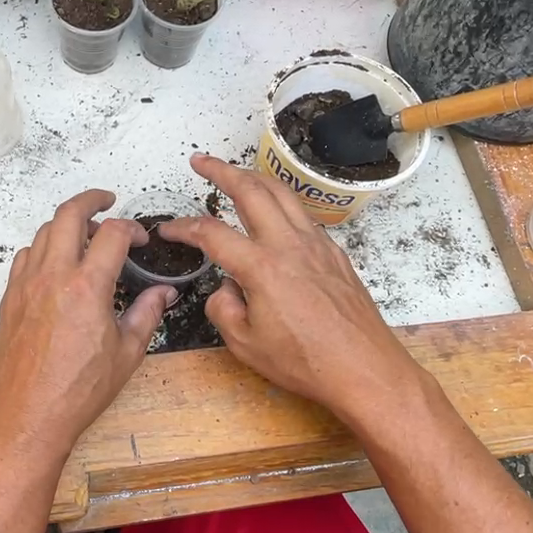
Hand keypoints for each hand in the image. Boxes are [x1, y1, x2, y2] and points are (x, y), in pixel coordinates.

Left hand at [0, 190, 175, 459]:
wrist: (28, 417)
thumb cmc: (79, 391)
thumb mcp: (127, 354)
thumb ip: (147, 314)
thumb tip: (164, 292)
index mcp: (86, 287)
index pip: (112, 233)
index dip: (132, 228)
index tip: (141, 240)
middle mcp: (52, 277)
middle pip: (68, 214)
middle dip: (91, 200)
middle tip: (107, 202)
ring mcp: (25, 286)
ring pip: (42, 233)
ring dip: (65, 225)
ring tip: (84, 235)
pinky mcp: (9, 300)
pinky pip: (25, 258)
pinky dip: (42, 249)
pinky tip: (55, 265)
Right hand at [158, 154, 427, 421]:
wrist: (365, 370)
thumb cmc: (305, 363)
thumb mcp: (245, 345)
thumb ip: (223, 308)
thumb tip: (226, 288)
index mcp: (262, 267)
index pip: (212, 234)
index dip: (183, 227)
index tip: (167, 230)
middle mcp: (290, 245)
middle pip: (252, 191)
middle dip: (222, 170)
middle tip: (200, 161)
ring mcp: (317, 245)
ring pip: (283, 194)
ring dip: (255, 177)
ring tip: (236, 173)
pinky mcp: (335, 254)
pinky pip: (303, 215)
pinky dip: (281, 202)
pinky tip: (274, 213)